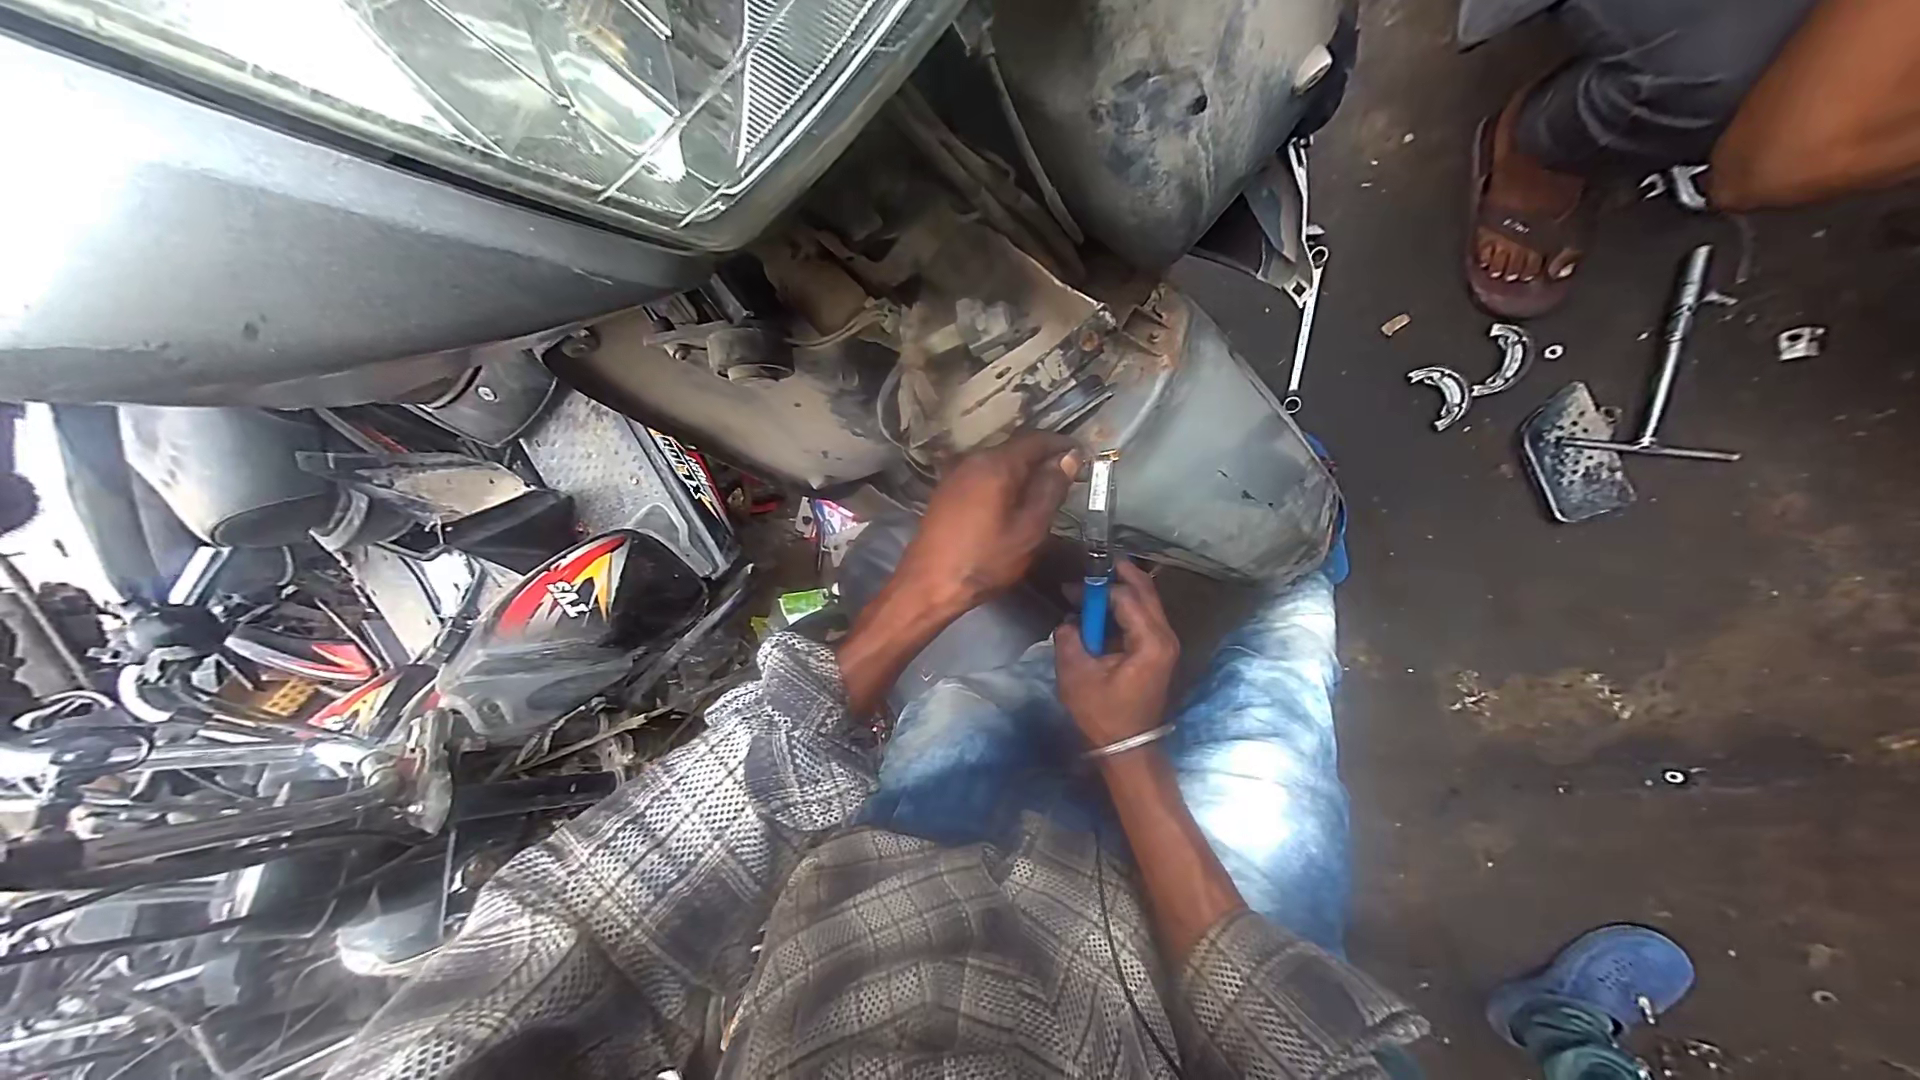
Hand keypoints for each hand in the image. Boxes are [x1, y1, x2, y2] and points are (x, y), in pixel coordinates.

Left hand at [894, 433, 1078, 615]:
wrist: (928, 583)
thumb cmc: (984, 559)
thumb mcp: (1029, 529)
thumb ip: (1051, 489)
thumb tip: (1068, 458)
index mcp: (996, 464)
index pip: (1037, 440)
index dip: (1063, 445)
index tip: (1083, 455)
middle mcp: (973, 459)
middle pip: (1016, 448)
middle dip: (1043, 458)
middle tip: (1067, 476)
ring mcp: (955, 473)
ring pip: (998, 462)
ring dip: (1022, 471)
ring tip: (1044, 490)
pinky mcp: (946, 490)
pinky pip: (983, 475)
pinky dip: (1002, 481)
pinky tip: (1011, 500)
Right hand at [1054, 560, 1179, 748]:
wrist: (1128, 746)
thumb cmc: (1103, 713)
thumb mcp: (1076, 674)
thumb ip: (1070, 637)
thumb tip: (1070, 619)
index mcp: (1150, 641)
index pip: (1125, 597)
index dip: (1097, 588)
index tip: (1071, 588)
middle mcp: (1166, 637)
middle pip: (1145, 591)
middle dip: (1117, 576)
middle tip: (1090, 567)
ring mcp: (1166, 644)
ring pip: (1147, 602)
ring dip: (1120, 592)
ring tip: (1090, 589)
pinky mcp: (1159, 651)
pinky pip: (1144, 617)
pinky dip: (1124, 608)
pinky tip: (1101, 611)